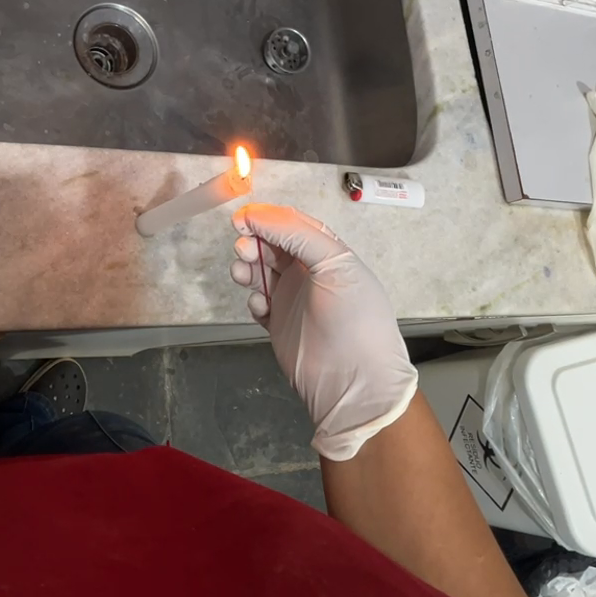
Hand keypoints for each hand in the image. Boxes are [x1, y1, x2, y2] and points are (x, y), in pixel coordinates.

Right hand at [231, 204, 417, 460]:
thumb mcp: (335, 263)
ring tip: (243, 276)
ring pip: (259, 271)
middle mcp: (309, 271)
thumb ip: (296, 234)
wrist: (354, 382)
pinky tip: (261, 309)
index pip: (291, 224)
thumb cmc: (353, 318)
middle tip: (243, 249)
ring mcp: (293, 298)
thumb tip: (256, 215)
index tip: (241, 219)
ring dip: (247, 268)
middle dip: (253, 242)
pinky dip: (253, 300)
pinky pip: (257, 302)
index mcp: (327, 252)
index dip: (265, 218)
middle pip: (271, 244)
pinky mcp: (279, 323)